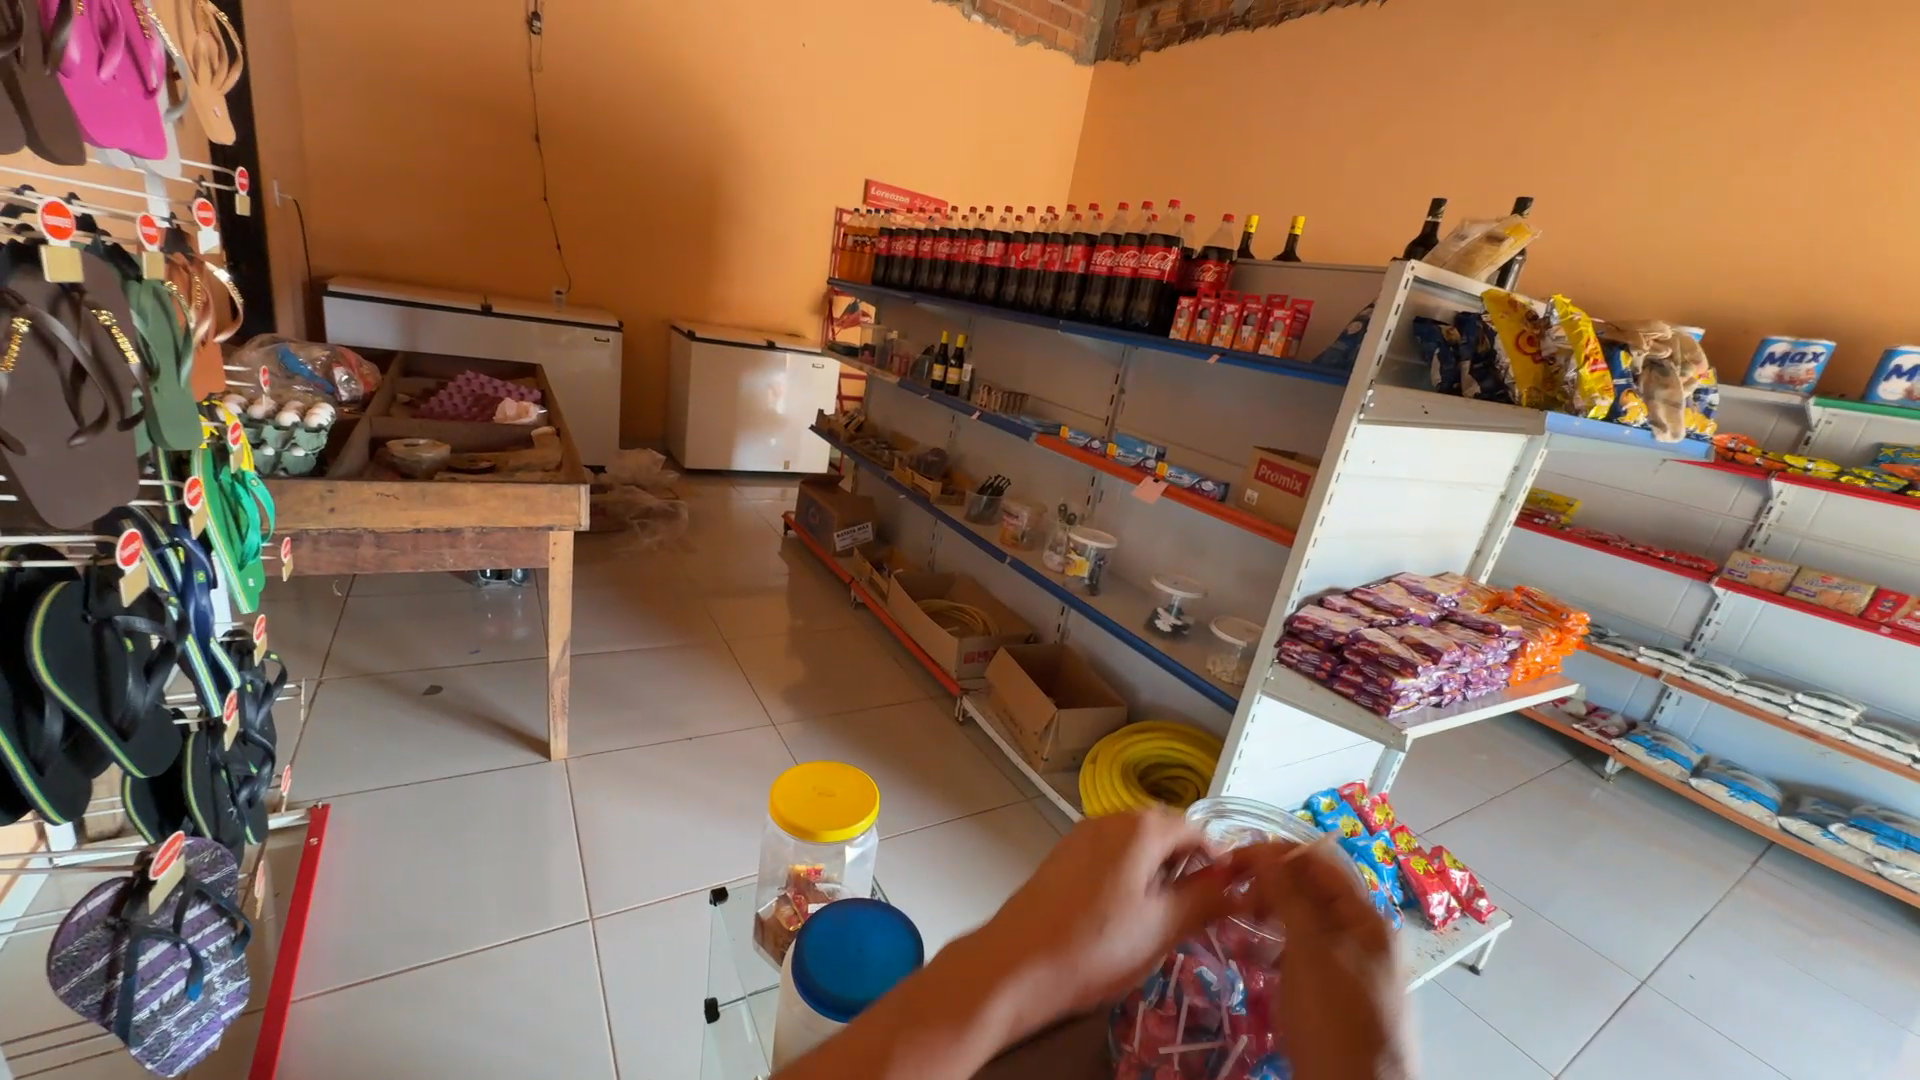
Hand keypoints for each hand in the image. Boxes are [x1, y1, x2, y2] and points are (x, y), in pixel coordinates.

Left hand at [962, 808, 1240, 1031]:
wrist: (1017, 963)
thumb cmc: (1097, 945)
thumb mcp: (1162, 927)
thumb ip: (1205, 899)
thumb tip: (1239, 883)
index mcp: (1140, 827)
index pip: (1194, 829)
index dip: (1217, 860)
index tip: (1231, 895)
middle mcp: (1110, 818)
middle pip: (1163, 831)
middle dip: (1187, 864)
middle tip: (1200, 910)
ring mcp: (1081, 834)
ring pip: (1134, 843)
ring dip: (1157, 870)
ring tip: (1163, 917)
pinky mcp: (1063, 855)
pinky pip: (1109, 854)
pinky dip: (1128, 874)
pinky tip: (1124, 914)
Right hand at [1240, 839, 1412, 1079]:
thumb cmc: (1334, 1017)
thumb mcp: (1308, 949)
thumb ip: (1287, 893)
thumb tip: (1263, 847)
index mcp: (1366, 918)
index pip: (1317, 861)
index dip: (1273, 853)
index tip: (1229, 860)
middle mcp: (1363, 935)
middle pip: (1310, 888)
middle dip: (1268, 883)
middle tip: (1228, 892)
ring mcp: (1350, 965)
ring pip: (1303, 919)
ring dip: (1269, 911)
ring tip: (1236, 920)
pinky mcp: (1334, 992)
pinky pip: (1301, 950)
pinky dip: (1276, 943)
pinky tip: (1253, 952)